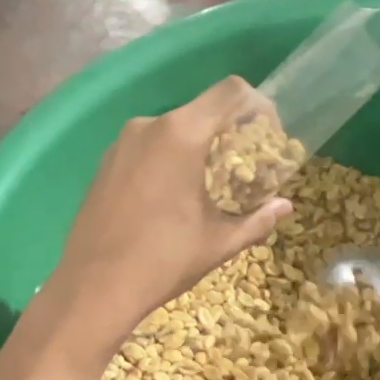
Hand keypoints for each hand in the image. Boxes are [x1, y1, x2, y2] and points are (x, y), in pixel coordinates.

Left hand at [37, 76, 293, 360]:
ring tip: (207, 188)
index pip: (232, 92)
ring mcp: (121, 143)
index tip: (268, 138)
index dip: (259, 106)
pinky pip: (146, 149)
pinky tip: (170, 199)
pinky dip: (167, 161)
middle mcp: (148, 126)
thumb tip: (285, 207)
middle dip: (228, 133)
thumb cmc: (162, 262)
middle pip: (201, 111)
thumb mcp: (217, 243)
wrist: (94, 287)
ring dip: (196, 149)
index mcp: (181, 135)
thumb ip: (256, 220)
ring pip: (172, 131)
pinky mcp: (104, 163)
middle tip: (243, 168)